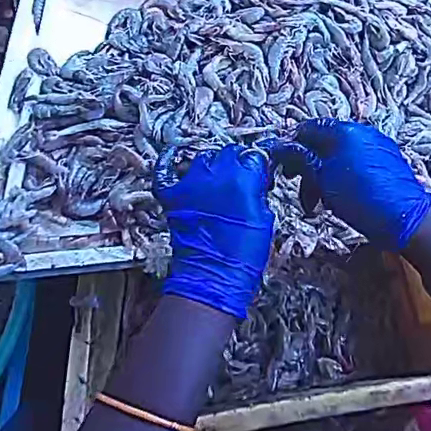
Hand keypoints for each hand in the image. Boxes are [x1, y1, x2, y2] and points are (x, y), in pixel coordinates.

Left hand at [154, 146, 274, 319]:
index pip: (252, 155)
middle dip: (235, 162)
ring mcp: (191, 183)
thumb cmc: (243, 256)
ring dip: (209, 167)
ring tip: (213, 180)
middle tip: (237, 178)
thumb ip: (257, 192)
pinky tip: (174, 157)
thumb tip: (255, 180)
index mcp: (243, 179)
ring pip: (202, 159)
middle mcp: (216, 174)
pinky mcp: (173, 195)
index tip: (257, 171)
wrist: (213, 277)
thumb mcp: (264, 219)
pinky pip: (166, 169)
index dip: (256, 164)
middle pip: (227, 153)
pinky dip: (169, 162)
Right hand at [282, 120, 430, 250]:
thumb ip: (301, 159)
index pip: (306, 129)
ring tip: (320, 202)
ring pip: (338, 156)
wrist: (407, 219)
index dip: (290, 147)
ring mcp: (376, 146)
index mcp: (343, 130)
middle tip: (300, 188)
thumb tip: (282, 147)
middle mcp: (360, 132)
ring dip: (323, 176)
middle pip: (323, 144)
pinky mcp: (387, 161)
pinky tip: (340, 198)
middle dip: (307, 167)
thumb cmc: (360, 197)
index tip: (283, 166)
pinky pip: (355, 163)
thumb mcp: (322, 179)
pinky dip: (342, 177)